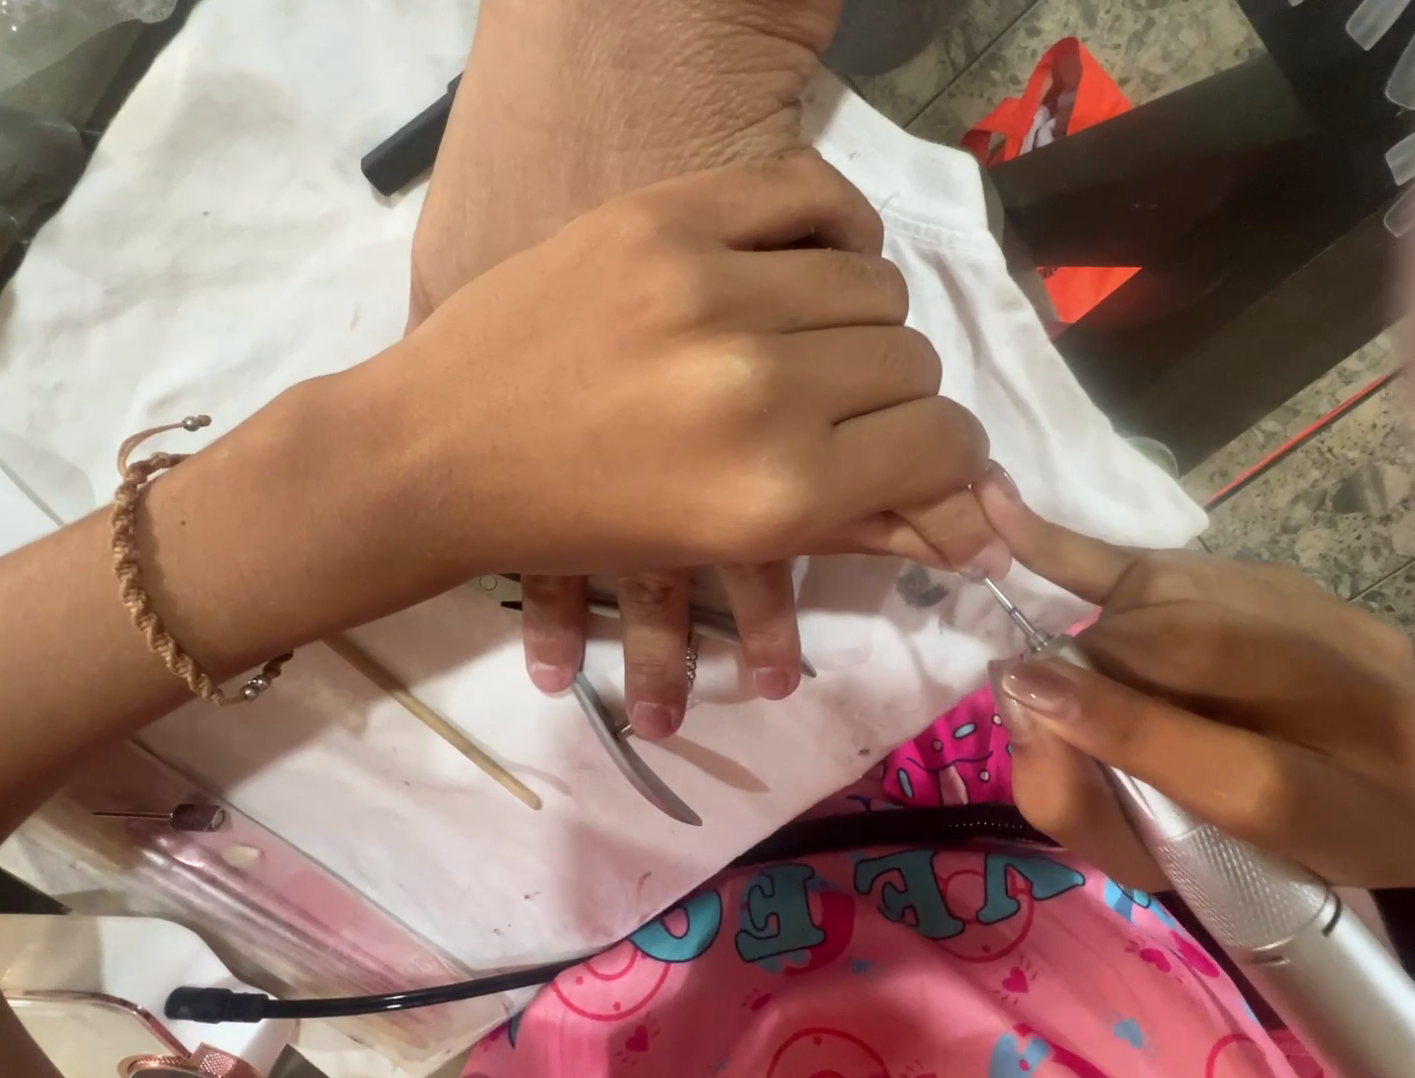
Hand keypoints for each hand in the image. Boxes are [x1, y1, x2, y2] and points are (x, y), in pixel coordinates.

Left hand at [413, 0, 1004, 732]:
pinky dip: (834, 228)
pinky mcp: (665, 218)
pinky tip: (804, 263)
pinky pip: (815, 194)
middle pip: (912, 362)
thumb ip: (853, 524)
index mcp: (777, 495)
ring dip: (860, 319)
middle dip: (892, 396)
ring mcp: (710, 290)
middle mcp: (762, 391)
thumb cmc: (582, 522)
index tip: (921, 454)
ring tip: (811, 339)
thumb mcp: (722, 545)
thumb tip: (971, 521)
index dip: (946, 456)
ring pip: (876, 282)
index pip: (940, 446)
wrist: (443, 450)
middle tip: (842, 408)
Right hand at [978, 469, 1414, 890]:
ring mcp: (1345, 627)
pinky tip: (1005, 513)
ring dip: (1112, 630)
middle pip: (1213, 656)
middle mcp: (1391, 714)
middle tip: (1053, 687)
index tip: (1035, 696)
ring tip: (1094, 664)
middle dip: (1109, 665)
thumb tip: (1023, 703)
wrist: (1301, 784)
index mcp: (1376, 827)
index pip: (1258, 779)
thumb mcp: (1148, 862)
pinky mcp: (1282, 577)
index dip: (1137, 733)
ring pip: (1186, 597)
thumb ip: (1078, 804)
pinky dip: (1074, 542)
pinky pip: (1166, 556)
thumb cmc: (1219, 846)